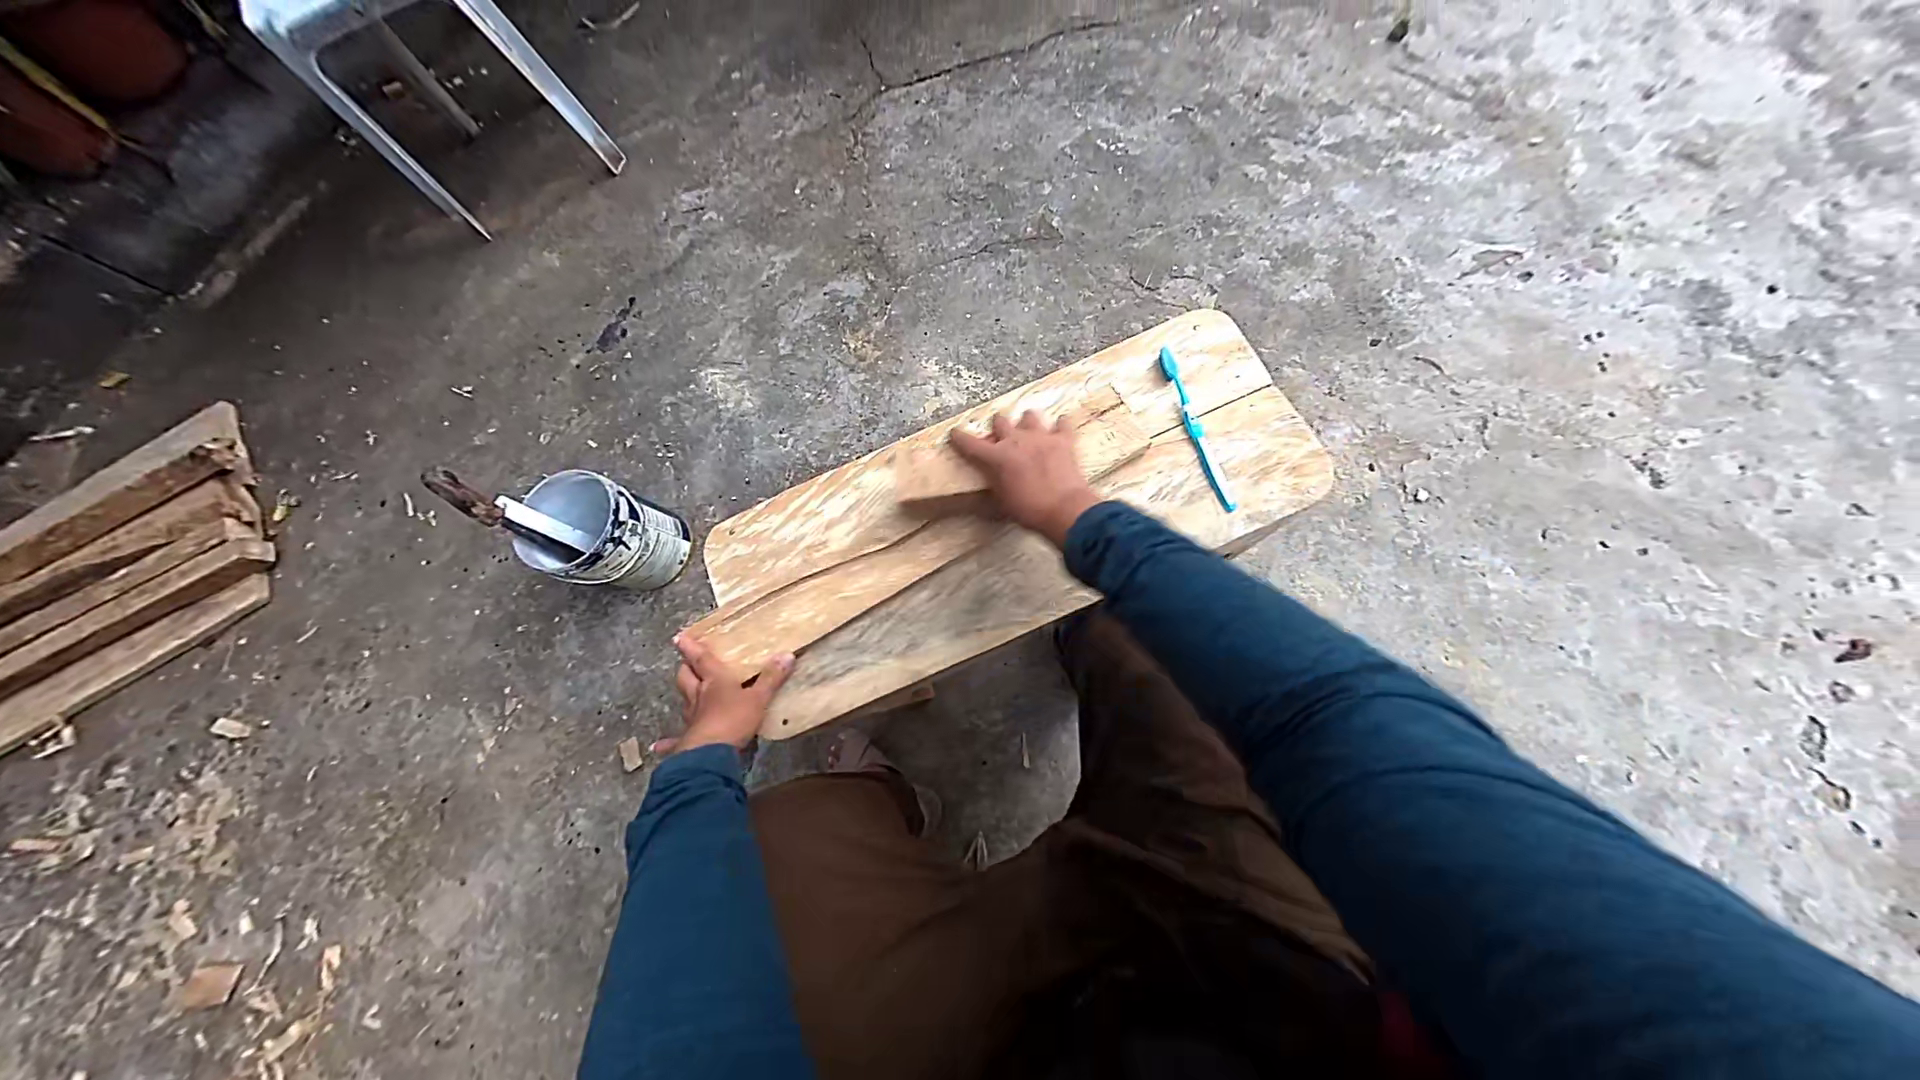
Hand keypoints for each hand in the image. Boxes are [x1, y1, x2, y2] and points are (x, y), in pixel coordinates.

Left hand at [651, 632, 795, 755]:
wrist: (710, 752)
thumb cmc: (734, 719)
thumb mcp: (758, 698)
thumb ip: (771, 678)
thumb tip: (787, 655)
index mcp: (714, 681)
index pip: (701, 659)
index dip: (692, 647)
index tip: (679, 637)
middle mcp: (698, 696)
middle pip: (686, 677)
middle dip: (686, 668)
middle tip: (686, 663)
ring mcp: (691, 717)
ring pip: (684, 701)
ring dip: (684, 695)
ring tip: (687, 692)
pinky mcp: (688, 738)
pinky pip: (675, 739)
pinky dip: (667, 742)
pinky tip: (658, 747)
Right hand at [949, 410, 1101, 547]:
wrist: (1064, 509)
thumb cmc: (1029, 510)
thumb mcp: (1002, 500)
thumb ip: (994, 480)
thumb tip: (992, 473)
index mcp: (997, 456)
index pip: (971, 443)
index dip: (960, 438)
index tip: (955, 433)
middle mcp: (1017, 440)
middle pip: (1001, 421)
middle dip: (998, 427)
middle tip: (1000, 435)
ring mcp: (1041, 437)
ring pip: (1029, 416)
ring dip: (1027, 422)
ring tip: (1028, 429)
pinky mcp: (1063, 440)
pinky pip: (1062, 423)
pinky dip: (1060, 425)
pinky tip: (1059, 427)